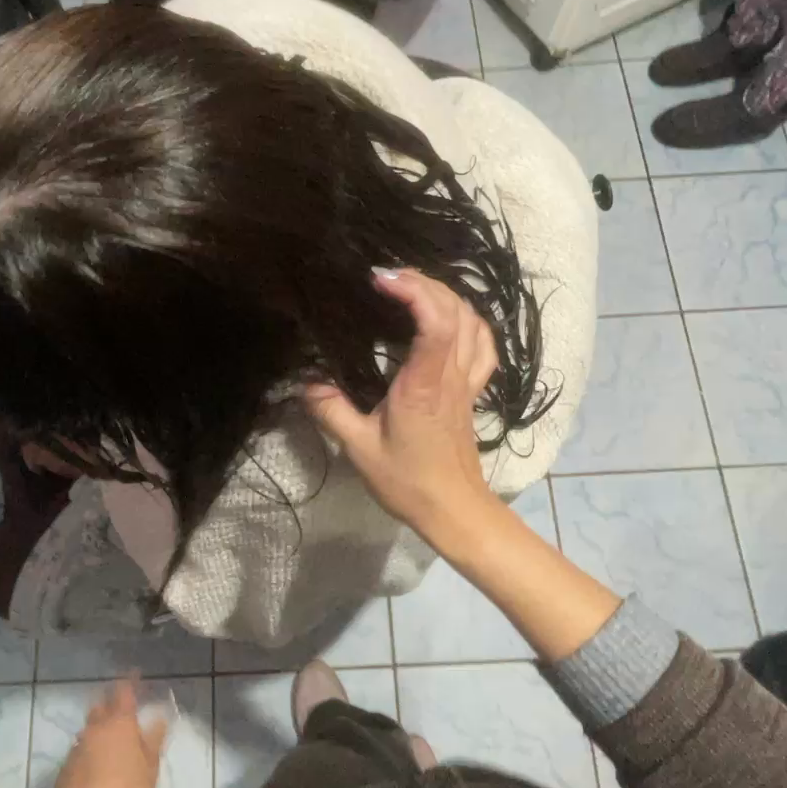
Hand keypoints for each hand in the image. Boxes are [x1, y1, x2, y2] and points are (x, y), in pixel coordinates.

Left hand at [54, 678, 168, 787]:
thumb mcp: (150, 768)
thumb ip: (154, 740)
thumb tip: (159, 717)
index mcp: (119, 723)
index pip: (124, 691)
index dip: (130, 681)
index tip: (135, 674)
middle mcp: (94, 729)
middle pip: (101, 706)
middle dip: (111, 702)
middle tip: (122, 706)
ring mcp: (76, 748)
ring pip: (89, 729)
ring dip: (99, 728)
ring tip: (110, 738)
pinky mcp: (65, 768)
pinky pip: (80, 750)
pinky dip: (89, 749)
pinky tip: (96, 764)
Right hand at [303, 268, 505, 540]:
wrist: (453, 509)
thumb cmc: (408, 480)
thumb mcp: (358, 448)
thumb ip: (330, 410)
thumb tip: (303, 382)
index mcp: (424, 384)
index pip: (435, 322)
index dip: (413, 290)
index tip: (379, 279)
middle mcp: (451, 374)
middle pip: (455, 310)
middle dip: (422, 282)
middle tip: (385, 278)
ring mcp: (467, 380)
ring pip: (472, 321)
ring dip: (445, 295)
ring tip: (411, 289)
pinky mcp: (472, 390)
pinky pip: (483, 344)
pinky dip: (469, 320)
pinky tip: (450, 317)